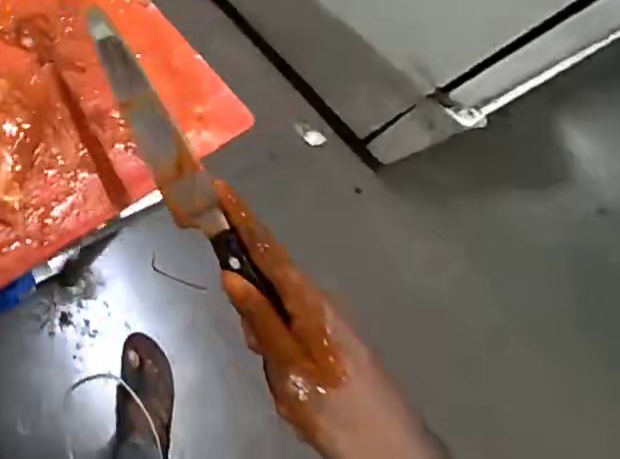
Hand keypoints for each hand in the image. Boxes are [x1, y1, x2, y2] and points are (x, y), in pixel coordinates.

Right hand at [216, 180, 443, 458]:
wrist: (399, 455)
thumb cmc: (340, 411)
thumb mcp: (290, 371)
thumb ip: (260, 321)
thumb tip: (228, 273)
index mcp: (307, 301)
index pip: (266, 247)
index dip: (241, 216)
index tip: (219, 187)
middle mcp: (318, 300)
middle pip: (268, 277)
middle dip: (250, 302)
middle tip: (259, 351)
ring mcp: (328, 319)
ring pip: (278, 306)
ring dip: (267, 332)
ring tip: (282, 378)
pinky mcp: (333, 338)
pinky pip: (292, 325)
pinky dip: (281, 343)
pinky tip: (293, 379)